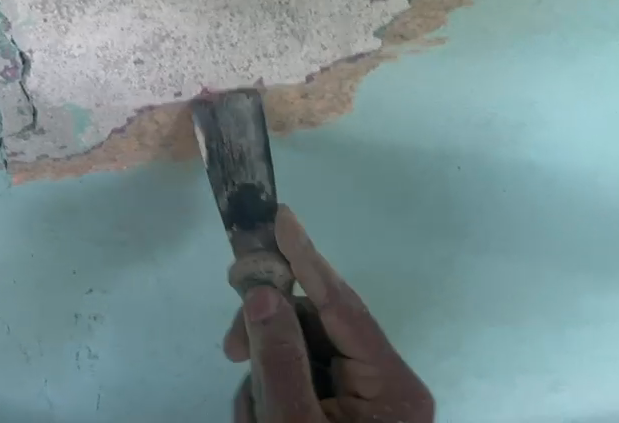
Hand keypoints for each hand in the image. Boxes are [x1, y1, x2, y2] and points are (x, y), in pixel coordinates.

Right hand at [223, 208, 434, 422]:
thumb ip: (278, 357)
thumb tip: (262, 290)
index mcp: (391, 386)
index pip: (341, 303)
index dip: (306, 256)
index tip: (278, 215)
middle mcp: (383, 383)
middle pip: (314, 323)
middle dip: (267, 332)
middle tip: (227, 344)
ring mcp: (361, 399)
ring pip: (298, 349)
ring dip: (262, 373)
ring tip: (250, 417)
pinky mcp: (339, 413)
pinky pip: (296, 376)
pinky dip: (268, 392)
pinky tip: (258, 419)